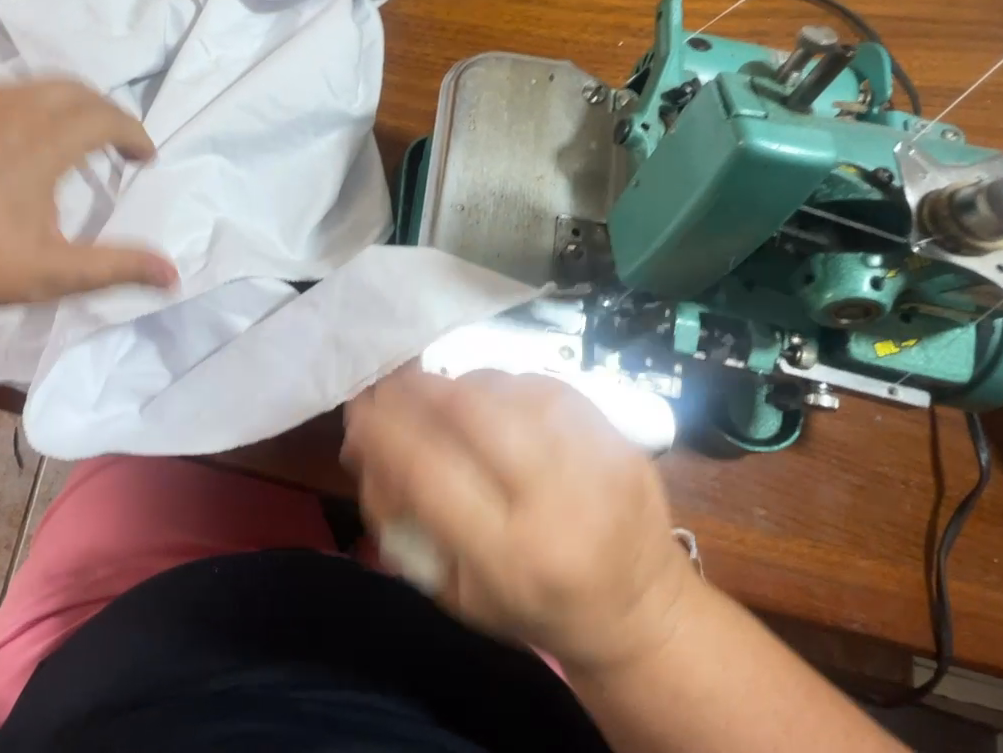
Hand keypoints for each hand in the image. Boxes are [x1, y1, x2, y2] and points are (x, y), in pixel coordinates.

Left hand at [0, 79, 178, 338]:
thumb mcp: (52, 274)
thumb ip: (116, 267)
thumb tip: (174, 275)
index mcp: (40, 146)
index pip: (101, 118)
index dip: (132, 132)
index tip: (146, 156)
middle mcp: (6, 117)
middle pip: (69, 89)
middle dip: (102, 108)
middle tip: (116, 140)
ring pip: (27, 86)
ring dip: (62, 101)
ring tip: (71, 133)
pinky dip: (23, 106)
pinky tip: (14, 141)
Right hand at [342, 368, 696, 675]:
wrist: (645, 617)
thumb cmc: (531, 608)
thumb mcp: (451, 589)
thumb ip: (400, 520)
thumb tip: (364, 446)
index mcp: (511, 557)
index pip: (428, 472)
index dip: (382, 432)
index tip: (357, 412)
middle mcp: (558, 505)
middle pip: (473, 414)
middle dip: (416, 390)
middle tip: (388, 385)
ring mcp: (597, 464)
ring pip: (506, 390)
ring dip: (458, 386)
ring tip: (438, 398)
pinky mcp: (620, 441)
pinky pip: (543, 385)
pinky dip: (503, 386)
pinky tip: (489, 402)